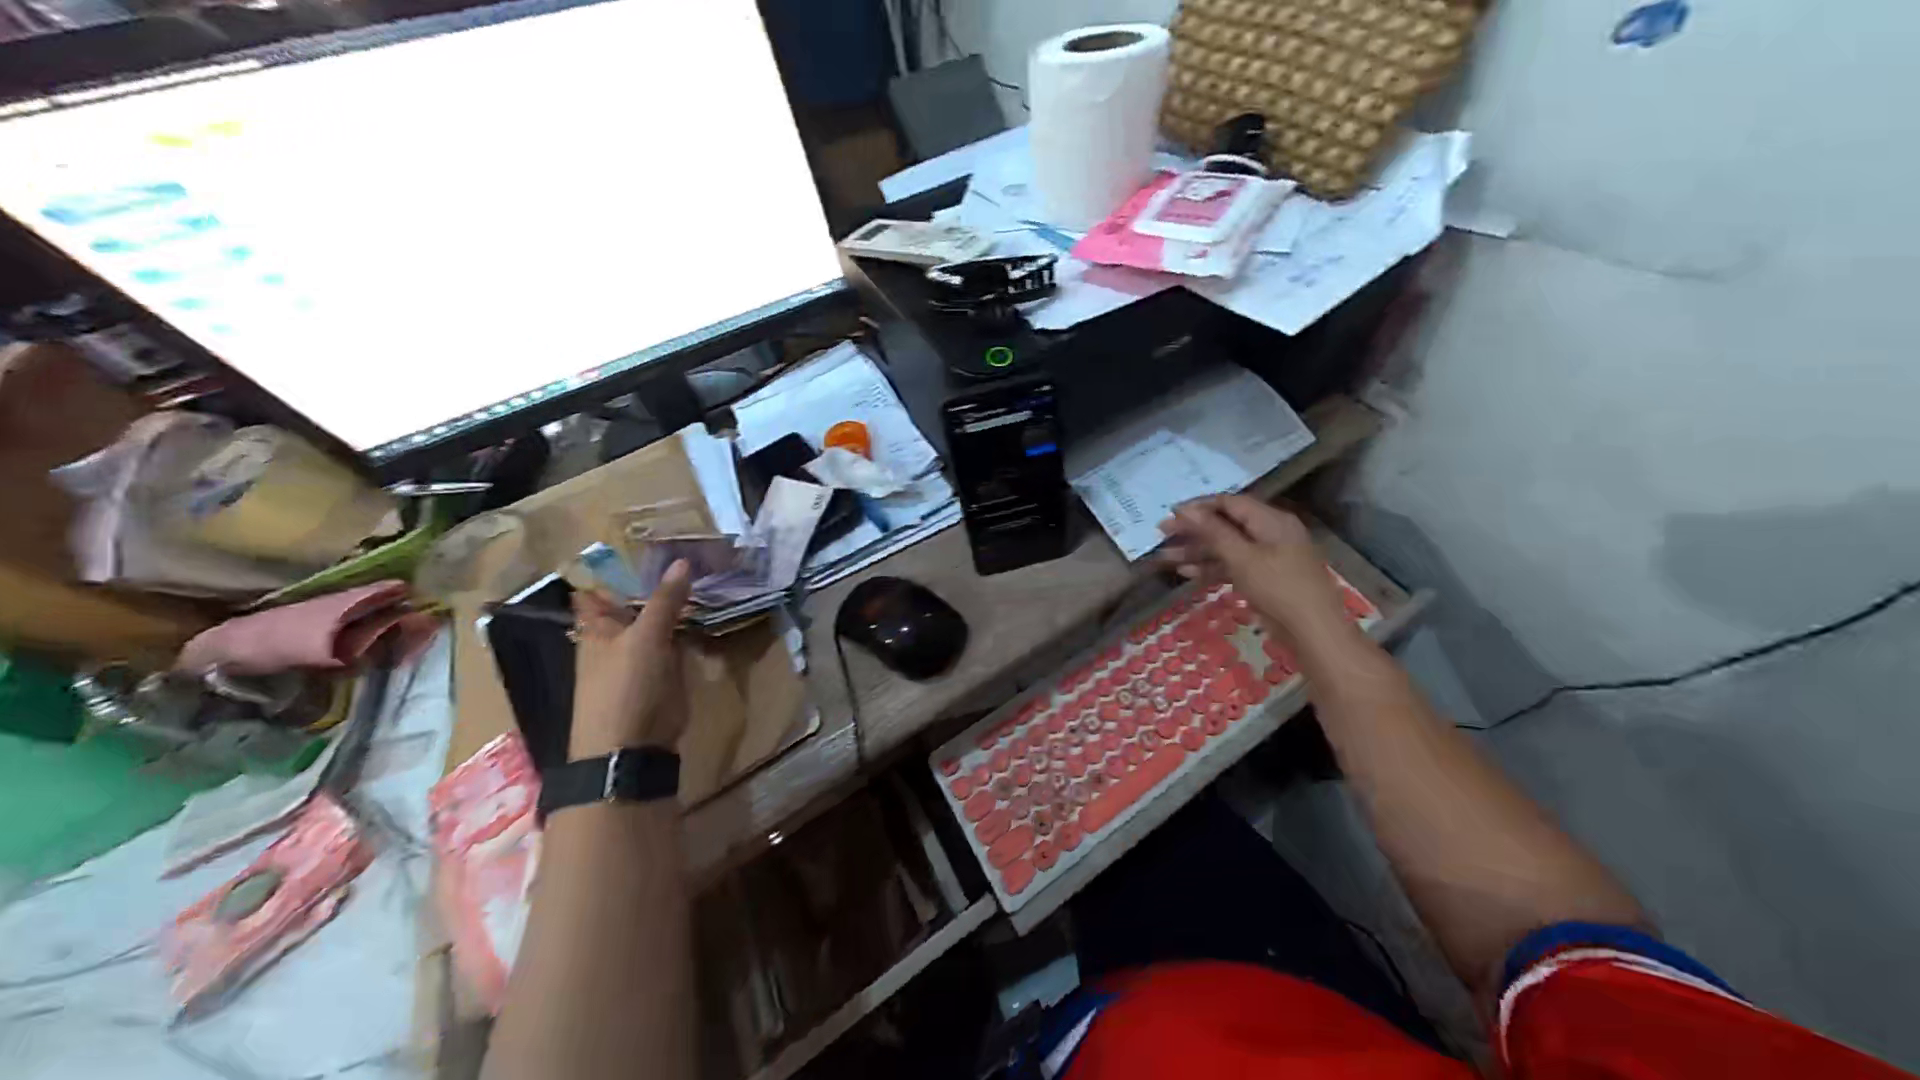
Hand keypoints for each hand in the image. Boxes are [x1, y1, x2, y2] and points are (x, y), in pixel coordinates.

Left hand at [569, 560, 692, 758]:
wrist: (633, 750)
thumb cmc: (626, 688)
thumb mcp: (646, 638)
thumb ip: (665, 600)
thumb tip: (683, 560)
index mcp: (598, 627)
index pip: (599, 589)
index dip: (615, 567)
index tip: (645, 545)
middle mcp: (616, 639)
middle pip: (636, 604)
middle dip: (659, 583)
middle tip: (694, 553)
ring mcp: (641, 659)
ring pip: (661, 624)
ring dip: (679, 607)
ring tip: (709, 575)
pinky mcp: (663, 677)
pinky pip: (678, 645)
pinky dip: (691, 632)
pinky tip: (710, 615)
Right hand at [1158, 496, 1350, 646]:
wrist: (1314, 632)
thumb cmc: (1278, 588)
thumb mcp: (1242, 557)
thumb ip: (1212, 531)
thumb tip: (1184, 509)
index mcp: (1271, 520)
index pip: (1229, 503)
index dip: (1198, 507)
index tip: (1169, 515)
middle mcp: (1270, 533)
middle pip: (1225, 525)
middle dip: (1193, 531)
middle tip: (1161, 535)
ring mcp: (1268, 557)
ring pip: (1227, 548)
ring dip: (1197, 552)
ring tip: (1166, 559)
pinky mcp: (1265, 578)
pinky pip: (1234, 565)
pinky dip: (1212, 568)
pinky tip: (1188, 574)